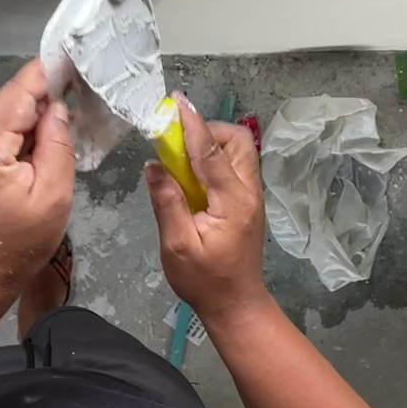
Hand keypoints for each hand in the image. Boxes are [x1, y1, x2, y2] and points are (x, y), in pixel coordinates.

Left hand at [0, 59, 75, 303]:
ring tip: (59, 134)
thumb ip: (57, 144)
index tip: (76, 57)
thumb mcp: (53, 197)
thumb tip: (57, 106)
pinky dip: (14, 134)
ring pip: (0, 114)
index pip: (19, 92)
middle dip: (42, 100)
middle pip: (8, 101)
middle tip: (80, 101)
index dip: (48, 73)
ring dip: (29, 119)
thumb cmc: (18, 245)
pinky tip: (33, 150)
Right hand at [145, 93, 269, 322]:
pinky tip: (192, 177)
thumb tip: (154, 166)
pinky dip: (214, 160)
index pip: (210, 152)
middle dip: (208, 131)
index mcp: (233, 201)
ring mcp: (252, 197)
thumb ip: (167, 202)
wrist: (236, 305)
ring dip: (211, 144)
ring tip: (182, 159)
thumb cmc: (205, 280)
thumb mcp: (177, 245)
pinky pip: (235, 167)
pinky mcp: (247, 203)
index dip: (193, 125)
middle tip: (177, 142)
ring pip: (239, 151)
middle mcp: (249, 192)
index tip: (177, 102)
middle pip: (237, 141)